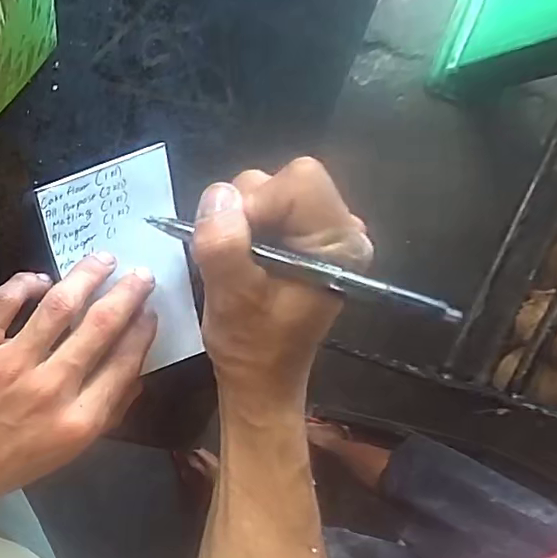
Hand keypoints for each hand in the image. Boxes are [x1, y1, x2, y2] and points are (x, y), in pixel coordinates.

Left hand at [0, 255, 157, 512]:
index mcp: (78, 420)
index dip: (141, 332)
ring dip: (85, 277)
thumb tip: (135, 377)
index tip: (149, 311)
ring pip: (58, 306)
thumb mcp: (63, 453)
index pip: (123, 364)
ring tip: (102, 260)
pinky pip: (4, 303)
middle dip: (126, 295)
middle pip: (99, 326)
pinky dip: (25, 283)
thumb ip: (102, 416)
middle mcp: (51, 388)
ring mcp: (11, 364)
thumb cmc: (5, 463)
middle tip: (140, 274)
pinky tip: (40, 279)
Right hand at [193, 157, 372, 400]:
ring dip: (237, 221)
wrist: (259, 377)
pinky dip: (241, 228)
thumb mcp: (231, 299)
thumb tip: (217, 195)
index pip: (297, 182)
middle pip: (282, 181)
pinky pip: (264, 211)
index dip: (253, 204)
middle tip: (228, 256)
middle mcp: (339, 229)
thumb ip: (225, 246)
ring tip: (233, 261)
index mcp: (338, 242)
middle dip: (242, 212)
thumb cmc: (250, 345)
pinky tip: (240, 260)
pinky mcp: (299, 240)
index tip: (228, 244)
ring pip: (267, 191)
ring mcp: (319, 233)